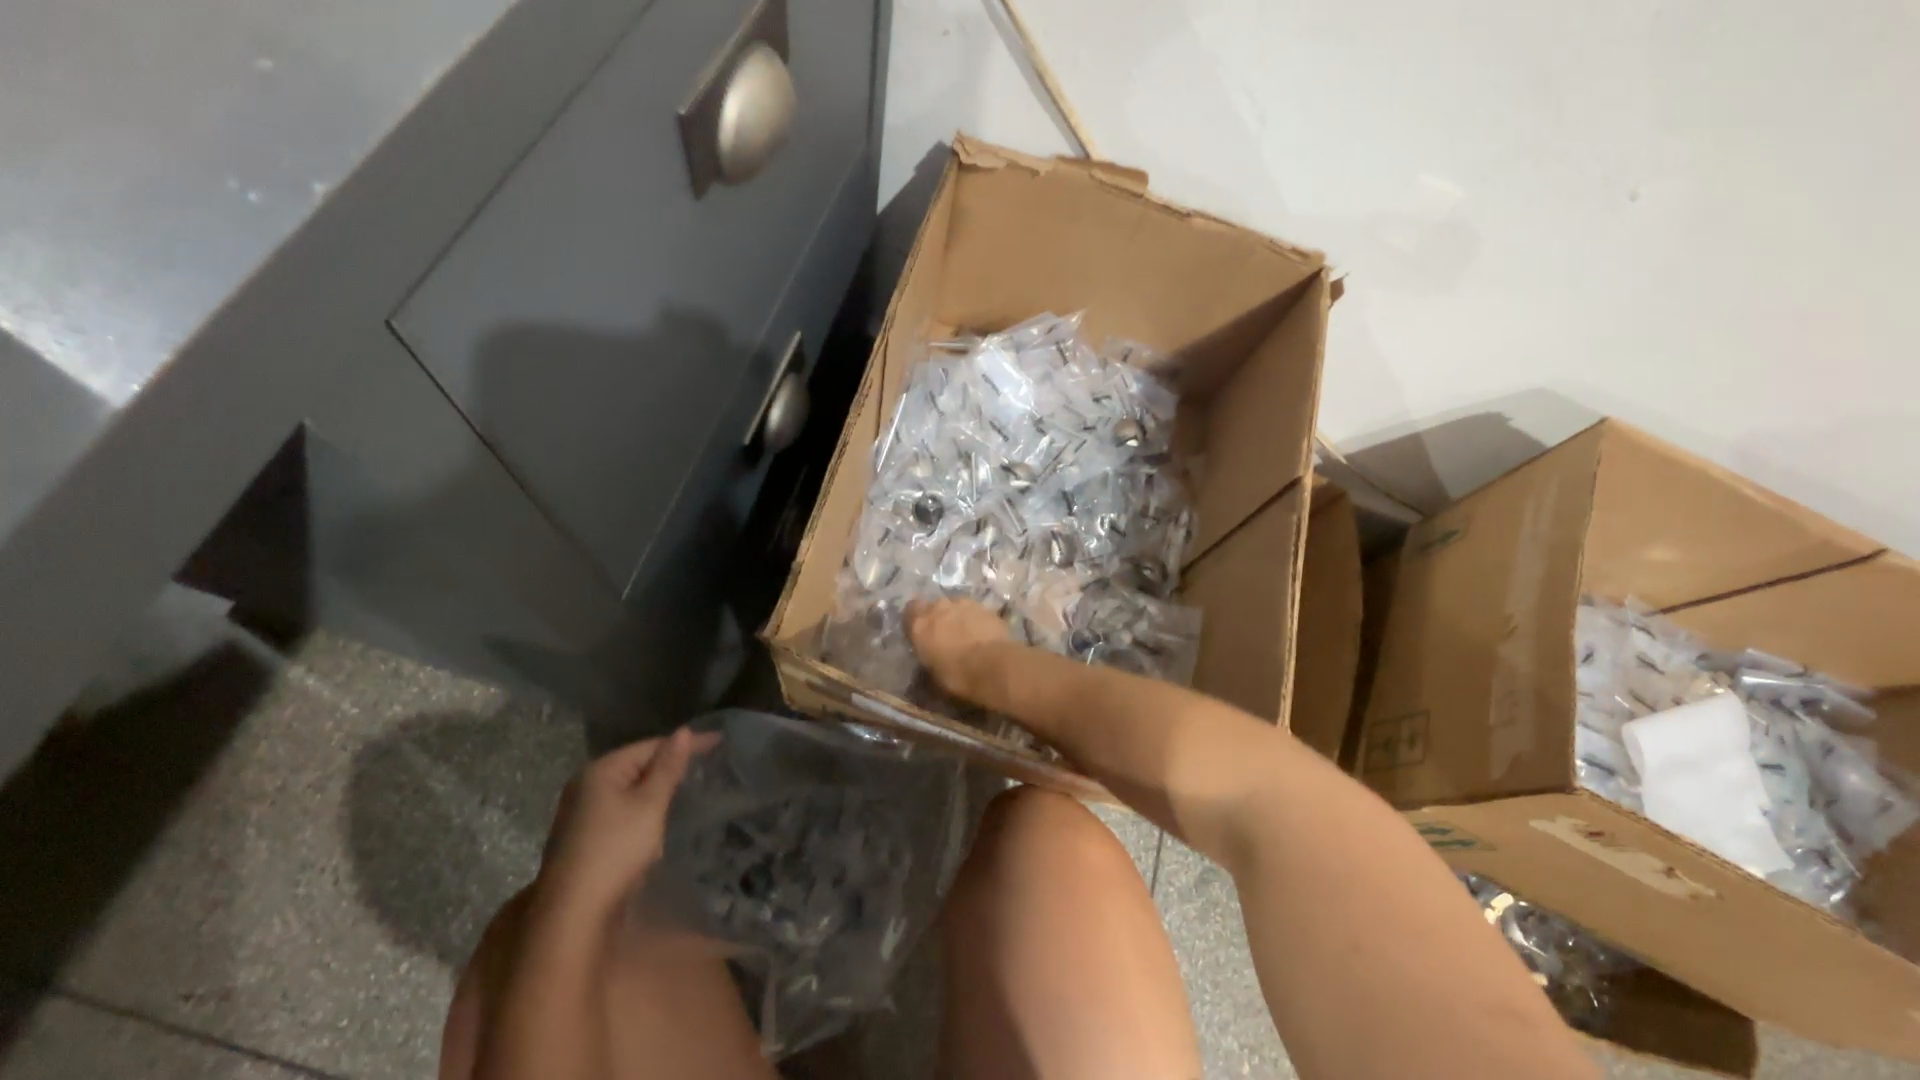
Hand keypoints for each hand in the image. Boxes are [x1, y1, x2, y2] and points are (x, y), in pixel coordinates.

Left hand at [534, 727, 713, 920]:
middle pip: (635, 765)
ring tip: (688, 785)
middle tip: (706, 762)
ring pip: (627, 789)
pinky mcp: (583, 838)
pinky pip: (620, 810)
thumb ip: (668, 768)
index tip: (719, 741)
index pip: (649, 746)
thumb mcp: (649, 805)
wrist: (574, 913)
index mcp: (600, 770)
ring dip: (655, 786)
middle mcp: (585, 786)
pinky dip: (642, 807)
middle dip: (668, 762)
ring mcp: (580, 813)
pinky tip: (657, 816)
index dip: (685, 743)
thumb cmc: (616, 850)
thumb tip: (683, 731)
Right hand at [906, 596, 1010, 700]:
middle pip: (933, 606)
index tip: (921, 632)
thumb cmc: (957, 675)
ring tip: (965, 633)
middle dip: (937, 616)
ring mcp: (962, 604)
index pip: (910, 611)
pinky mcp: (984, 606)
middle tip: (944, 634)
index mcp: (919, 625)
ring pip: (955, 605)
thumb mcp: (932, 674)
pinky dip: (975, 619)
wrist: (993, 665)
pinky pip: (974, 610)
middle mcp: (938, 608)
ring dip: (957, 616)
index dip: (915, 620)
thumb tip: (930, 660)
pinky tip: (982, 633)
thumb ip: (927, 659)